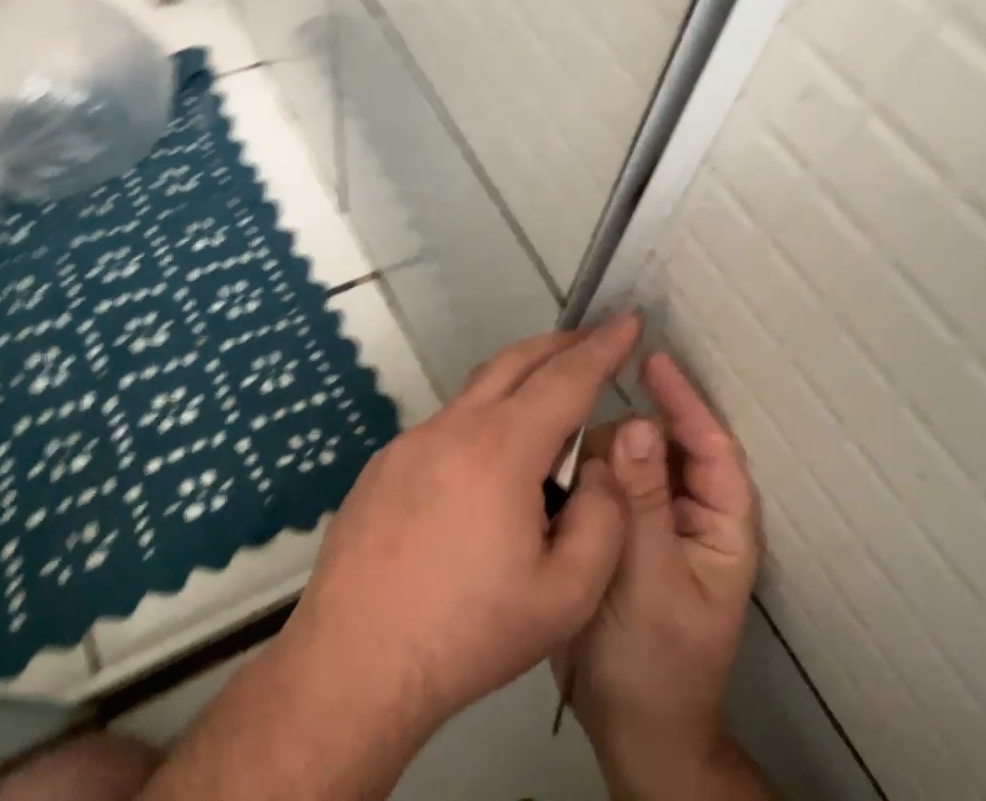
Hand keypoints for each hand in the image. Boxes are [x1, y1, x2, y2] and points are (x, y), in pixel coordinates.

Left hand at [281, 314, 644, 732]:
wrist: (356, 664)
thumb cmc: (470, 633)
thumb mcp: (568, 592)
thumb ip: (605, 517)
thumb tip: (599, 467)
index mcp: (501, 449)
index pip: (566, 378)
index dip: (604, 347)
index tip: (629, 322)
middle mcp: (450, 430)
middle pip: (513, 363)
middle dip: (561, 344)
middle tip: (595, 341)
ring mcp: (407, 446)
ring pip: (474, 394)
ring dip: (518, 383)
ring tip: (550, 405)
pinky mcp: (381, 469)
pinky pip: (444, 428)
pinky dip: (481, 422)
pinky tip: (489, 468)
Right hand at [559, 354, 762, 797]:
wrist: (629, 729)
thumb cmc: (658, 662)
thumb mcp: (653, 580)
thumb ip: (643, 502)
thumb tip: (634, 424)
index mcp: (719, 524)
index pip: (710, 448)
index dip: (684, 401)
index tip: (652, 358)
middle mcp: (685, 515)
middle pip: (660, 449)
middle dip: (626, 429)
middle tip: (582, 410)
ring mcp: (645, 527)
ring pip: (622, 467)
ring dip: (594, 454)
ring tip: (556, 445)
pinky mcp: (610, 540)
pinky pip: (596, 493)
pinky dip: (575, 478)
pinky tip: (545, 468)